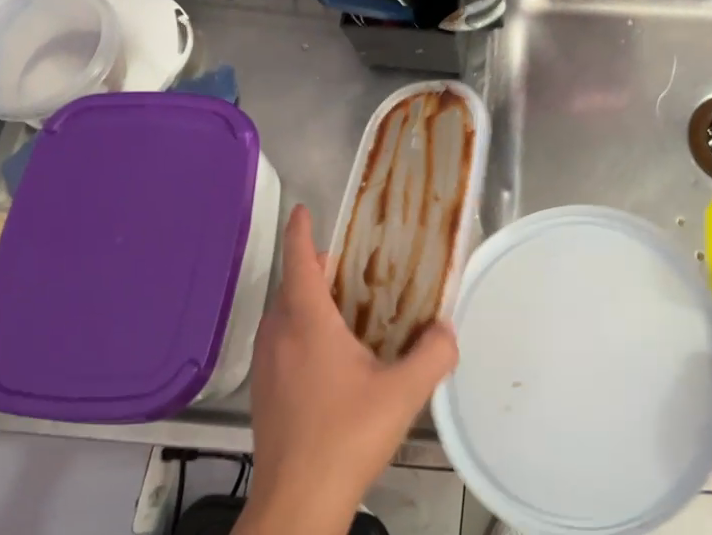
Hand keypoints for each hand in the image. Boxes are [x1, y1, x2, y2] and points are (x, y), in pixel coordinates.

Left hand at [236, 205, 458, 534]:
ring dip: (306, 302)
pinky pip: (280, 343)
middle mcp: (278, 335)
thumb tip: (447, 331)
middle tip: (350, 265)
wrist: (296, 502)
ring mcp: (265, 366)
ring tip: (344, 306)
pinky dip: (300, 332)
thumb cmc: (345, 437)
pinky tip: (329, 356)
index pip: (299, 261)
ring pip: (283, 316)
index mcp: (306, 323)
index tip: (304, 210)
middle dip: (315, 268)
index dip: (301, 232)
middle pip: (291, 286)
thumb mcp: (402, 394)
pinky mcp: (264, 394)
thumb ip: (433, 355)